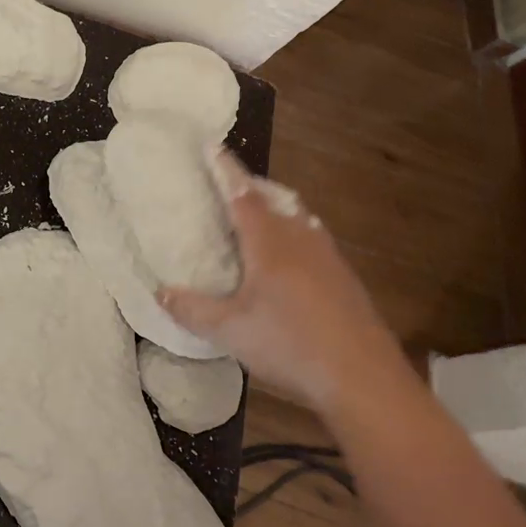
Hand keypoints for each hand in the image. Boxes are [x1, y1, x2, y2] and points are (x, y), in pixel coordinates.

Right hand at [159, 152, 409, 414]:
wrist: (365, 381)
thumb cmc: (291, 345)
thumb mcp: (229, 331)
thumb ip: (192, 309)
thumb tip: (160, 292)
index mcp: (270, 244)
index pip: (243, 196)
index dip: (225, 171)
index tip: (211, 146)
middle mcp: (302, 241)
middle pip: (276, 200)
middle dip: (251, 186)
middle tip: (227, 182)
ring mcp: (329, 260)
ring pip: (298, 219)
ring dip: (275, 209)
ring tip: (254, 215)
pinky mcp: (344, 281)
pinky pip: (312, 241)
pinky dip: (292, 234)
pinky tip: (286, 259)